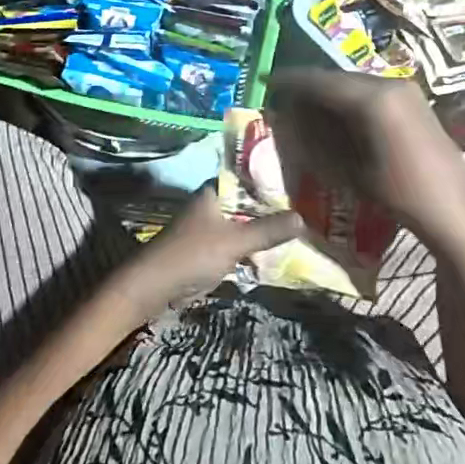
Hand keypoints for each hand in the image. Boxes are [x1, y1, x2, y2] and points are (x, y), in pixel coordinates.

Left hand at [112, 189, 301, 314]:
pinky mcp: (210, 251)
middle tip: (309, 209)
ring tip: (301, 230)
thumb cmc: (192, 254)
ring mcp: (210, 229)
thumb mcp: (234, 241)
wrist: (155, 285)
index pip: (245, 178)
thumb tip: (302, 217)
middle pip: (247, 203)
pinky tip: (278, 252)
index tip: (299, 182)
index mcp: (212, 193)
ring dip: (264, 230)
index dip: (269, 179)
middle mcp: (211, 206)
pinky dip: (254, 248)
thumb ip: (267, 230)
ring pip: (244, 225)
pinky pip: (238, 245)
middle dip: (272, 209)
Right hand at [266, 69, 464, 255]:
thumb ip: (318, 139)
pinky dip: (347, 99)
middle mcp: (389, 84)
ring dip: (328, 92)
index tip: (266, 82)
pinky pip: (370, 91)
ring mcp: (405, 91)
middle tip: (282, 96)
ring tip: (303, 105)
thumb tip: (290, 119)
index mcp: (373, 98)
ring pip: (353, 83)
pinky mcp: (413, 101)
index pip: (320, 81)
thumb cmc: (400, 194)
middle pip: (337, 78)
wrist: (457, 212)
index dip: (290, 81)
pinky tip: (335, 114)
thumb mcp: (350, 169)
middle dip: (308, 86)